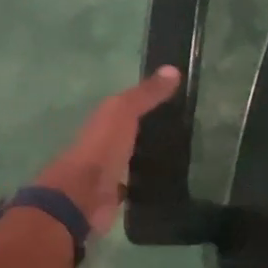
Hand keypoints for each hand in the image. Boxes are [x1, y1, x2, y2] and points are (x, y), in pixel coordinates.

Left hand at [34, 66, 181, 235]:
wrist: (81, 197)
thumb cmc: (101, 149)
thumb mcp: (123, 112)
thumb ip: (145, 94)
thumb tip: (174, 69)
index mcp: (104, 121)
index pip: (129, 106)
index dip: (149, 100)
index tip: (177, 97)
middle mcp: (104, 144)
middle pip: (131, 132)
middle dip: (151, 128)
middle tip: (186, 125)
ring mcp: (108, 171)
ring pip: (133, 157)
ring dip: (149, 154)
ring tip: (183, 151)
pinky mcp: (115, 196)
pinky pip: (135, 183)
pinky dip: (147, 180)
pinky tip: (167, 179)